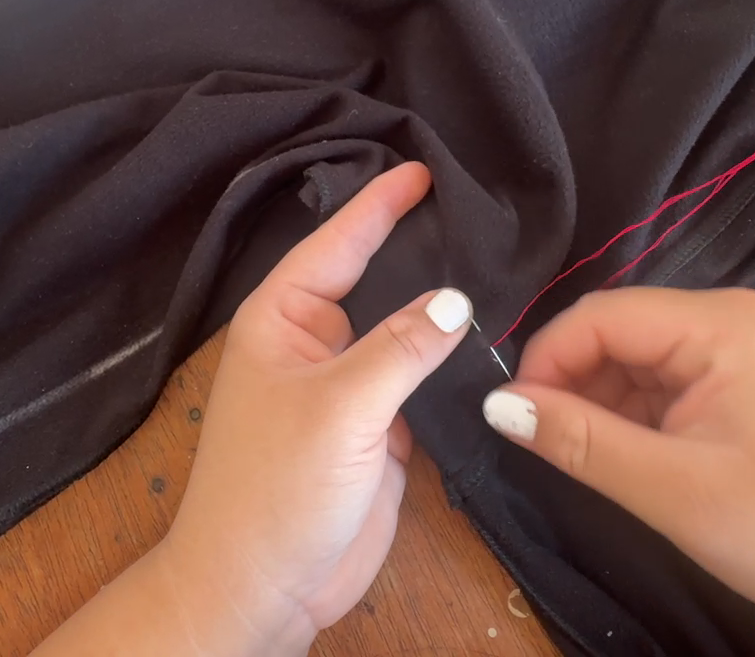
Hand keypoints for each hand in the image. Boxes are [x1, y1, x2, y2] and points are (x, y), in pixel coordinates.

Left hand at [152, 162, 471, 650]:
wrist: (264, 586)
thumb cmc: (277, 485)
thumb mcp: (339, 408)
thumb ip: (400, 348)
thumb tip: (456, 296)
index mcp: (283, 316)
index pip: (337, 242)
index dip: (379, 205)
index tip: (422, 169)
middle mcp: (315, 337)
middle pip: (370, 276)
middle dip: (412, 242)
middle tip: (469, 202)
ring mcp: (346, 380)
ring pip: (398, 325)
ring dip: (435, 299)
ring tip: (490, 254)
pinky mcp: (375, 421)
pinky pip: (414, 371)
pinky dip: (444, 351)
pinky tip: (485, 330)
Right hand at [481, 287, 754, 656]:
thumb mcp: (677, 493)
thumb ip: (580, 442)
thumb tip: (496, 406)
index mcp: (723, 325)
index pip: (602, 317)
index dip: (547, 360)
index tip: (514, 417)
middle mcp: (733, 318)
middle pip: (619, 333)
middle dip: (575, 385)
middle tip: (550, 446)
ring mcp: (745, 346)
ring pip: (638, 358)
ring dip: (604, 404)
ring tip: (597, 461)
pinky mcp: (750, 377)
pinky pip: (668, 379)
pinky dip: (638, 415)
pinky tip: (637, 456)